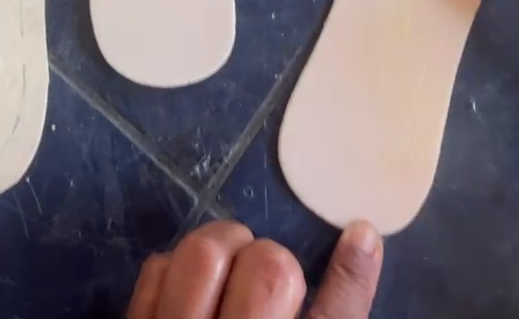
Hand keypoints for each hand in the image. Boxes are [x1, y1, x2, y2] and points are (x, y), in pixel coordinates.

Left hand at [126, 219, 382, 318]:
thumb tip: (347, 273)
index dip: (352, 275)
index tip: (361, 233)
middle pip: (269, 272)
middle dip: (273, 262)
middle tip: (268, 277)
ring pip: (203, 255)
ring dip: (222, 245)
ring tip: (229, 262)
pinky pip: (157, 269)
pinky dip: (175, 264)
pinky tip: (187, 285)